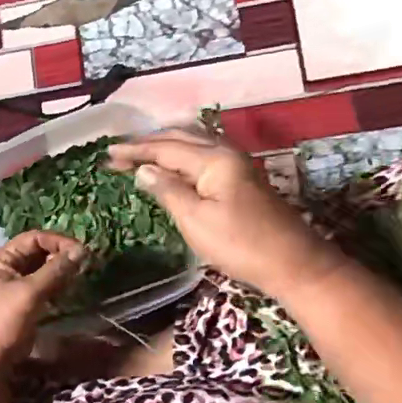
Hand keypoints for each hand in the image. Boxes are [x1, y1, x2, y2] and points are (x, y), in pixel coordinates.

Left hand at [0, 231, 87, 366]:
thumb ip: (55, 270)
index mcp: (3, 258)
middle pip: (40, 251)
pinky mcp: (26, 297)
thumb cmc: (6, 321)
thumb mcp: (30, 293)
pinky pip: (45, 281)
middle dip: (61, 254)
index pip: (34, 238)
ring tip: (81, 273)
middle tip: (85, 263)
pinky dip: (58, 281)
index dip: (58, 241)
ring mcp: (16, 281)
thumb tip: (82, 250)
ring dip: (61, 268)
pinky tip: (70, 285)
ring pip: (44, 267)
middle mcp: (9, 265)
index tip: (81, 251)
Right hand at [108, 130, 339, 296]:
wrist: (294, 265)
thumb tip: (143, 170)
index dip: (135, 150)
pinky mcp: (240, 178)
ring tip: (138, 152)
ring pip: (193, 142)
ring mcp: (236, 165)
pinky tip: (171, 162)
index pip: (165, 148)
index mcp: (214, 160)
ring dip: (164, 144)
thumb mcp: (196, 220)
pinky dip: (180, 153)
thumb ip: (167, 190)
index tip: (107, 153)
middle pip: (180, 137)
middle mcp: (225, 153)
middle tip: (117, 152)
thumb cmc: (240, 245)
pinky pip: (202, 153)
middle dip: (146, 143)